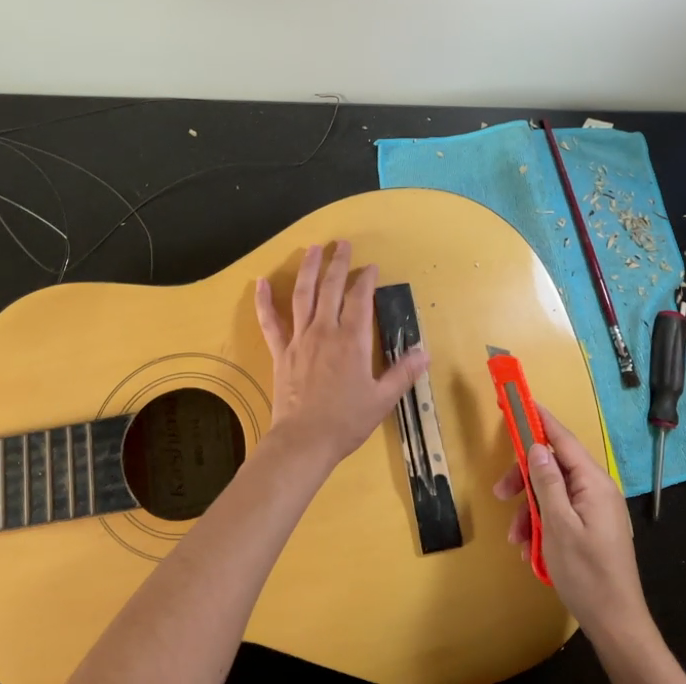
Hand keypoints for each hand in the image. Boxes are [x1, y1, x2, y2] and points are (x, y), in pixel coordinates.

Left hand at [254, 241, 429, 472]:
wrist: (304, 441)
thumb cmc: (346, 421)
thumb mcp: (382, 399)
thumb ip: (402, 373)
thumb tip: (425, 352)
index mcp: (352, 341)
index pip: (359, 299)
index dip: (366, 280)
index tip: (371, 266)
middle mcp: (325, 331)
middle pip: (331, 288)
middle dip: (338, 263)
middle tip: (342, 243)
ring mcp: (299, 339)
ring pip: (303, 296)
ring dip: (308, 270)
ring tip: (313, 248)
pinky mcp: (280, 352)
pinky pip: (270, 322)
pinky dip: (264, 301)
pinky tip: (260, 282)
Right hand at [494, 406, 650, 637]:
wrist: (616, 624)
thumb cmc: (586, 573)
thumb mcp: (558, 525)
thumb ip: (547, 482)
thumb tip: (536, 447)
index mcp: (593, 483)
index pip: (563, 439)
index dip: (539, 419)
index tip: (518, 401)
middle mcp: (597, 490)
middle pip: (554, 466)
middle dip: (525, 478)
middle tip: (499, 493)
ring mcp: (596, 510)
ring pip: (553, 492)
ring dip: (530, 509)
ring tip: (516, 538)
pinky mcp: (592, 529)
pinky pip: (561, 512)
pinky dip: (542, 524)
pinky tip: (530, 548)